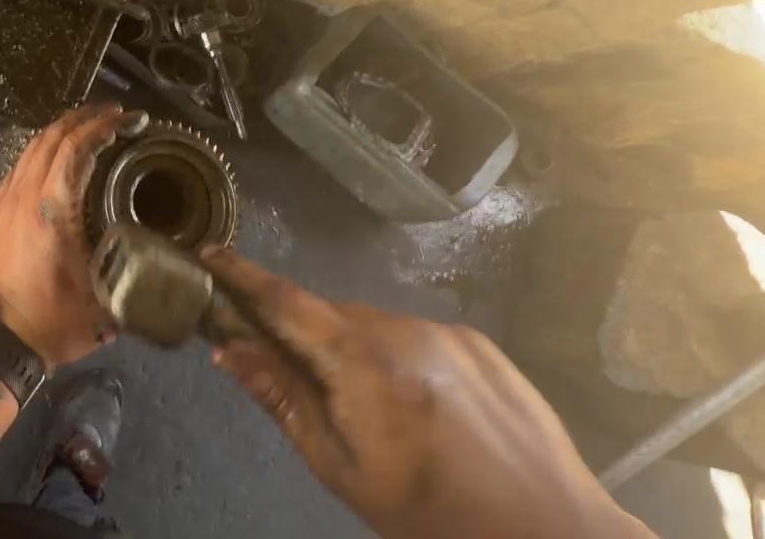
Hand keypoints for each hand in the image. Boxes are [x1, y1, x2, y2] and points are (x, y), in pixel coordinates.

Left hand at [0, 103, 144, 369]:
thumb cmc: (48, 321)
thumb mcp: (103, 305)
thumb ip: (134, 282)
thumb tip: (163, 270)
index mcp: (53, 208)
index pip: (77, 148)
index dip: (104, 126)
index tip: (130, 118)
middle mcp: (26, 194)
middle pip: (52, 137)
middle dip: (84, 118)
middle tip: (113, 113)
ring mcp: (7, 200)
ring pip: (33, 147)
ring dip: (61, 130)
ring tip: (88, 127)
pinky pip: (22, 164)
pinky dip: (44, 149)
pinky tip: (57, 157)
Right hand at [203, 250, 653, 538]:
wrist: (556, 538)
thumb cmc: (433, 516)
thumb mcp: (343, 470)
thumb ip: (283, 400)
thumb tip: (228, 351)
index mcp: (363, 365)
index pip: (286, 302)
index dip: (241, 275)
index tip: (208, 253)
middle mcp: (402, 330)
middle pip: (328, 315)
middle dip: (304, 336)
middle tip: (305, 382)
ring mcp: (445, 330)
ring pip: (371, 324)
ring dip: (353, 350)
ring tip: (378, 410)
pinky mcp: (477, 340)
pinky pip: (413, 334)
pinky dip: (396, 356)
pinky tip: (422, 406)